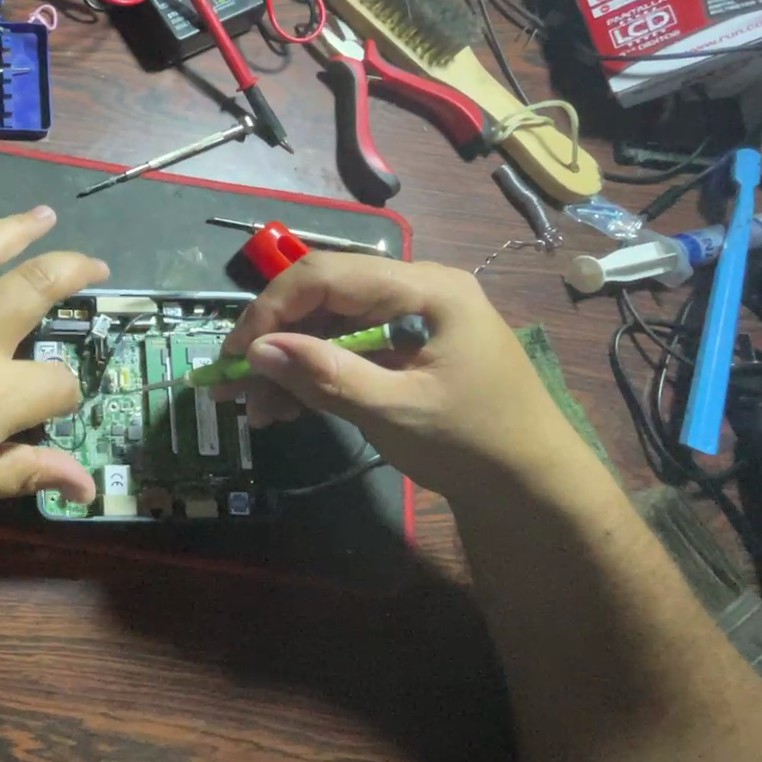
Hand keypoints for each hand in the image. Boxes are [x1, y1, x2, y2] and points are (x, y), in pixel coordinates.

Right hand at [218, 255, 594, 501]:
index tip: (235, 356)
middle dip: (271, 342)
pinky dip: (307, 377)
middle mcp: (411, 291)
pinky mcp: (396, 346)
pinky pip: (338, 349)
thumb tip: (255, 351)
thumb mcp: (394, 410)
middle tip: (232, 386)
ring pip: (321, 327)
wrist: (530, 486)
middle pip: (318, 299)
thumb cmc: (473, 443)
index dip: (270, 310)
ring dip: (284, 366)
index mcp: (425, 289)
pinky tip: (282, 410)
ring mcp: (403, 318)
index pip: (325, 276)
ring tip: (255, 411)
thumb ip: (324, 375)